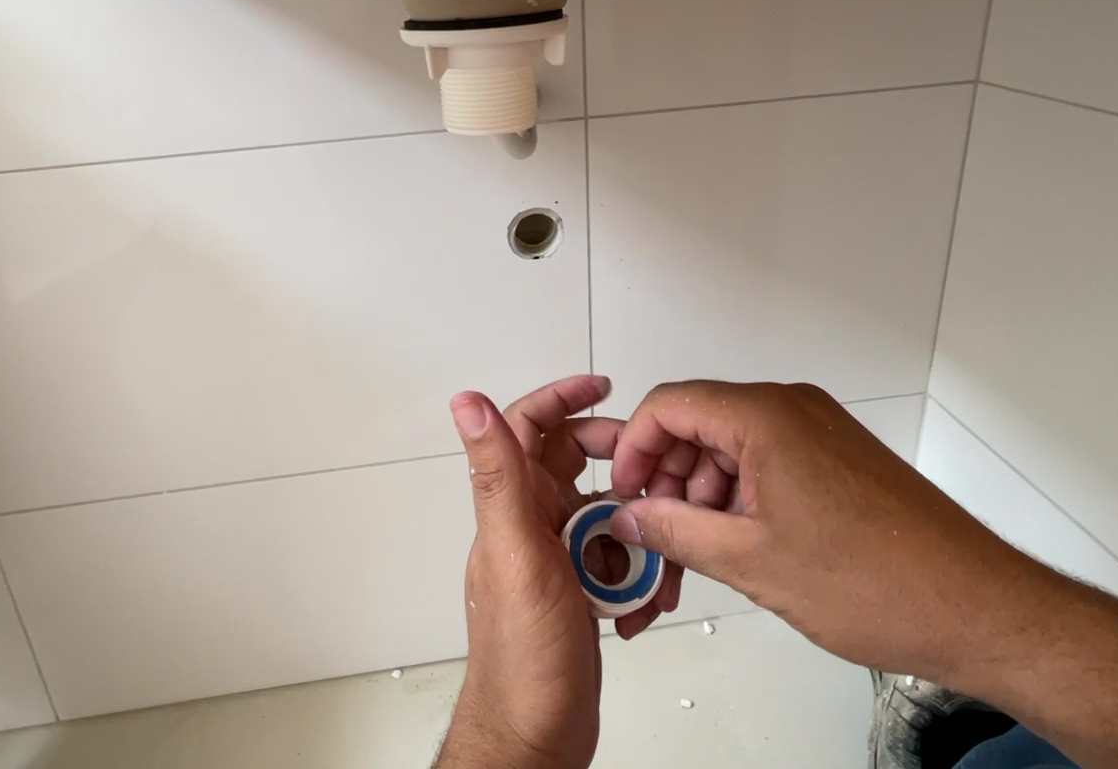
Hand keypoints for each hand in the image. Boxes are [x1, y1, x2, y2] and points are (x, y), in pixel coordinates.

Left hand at [436, 375, 675, 768]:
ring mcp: (559, 550)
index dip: (563, 396)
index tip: (603, 385)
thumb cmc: (522, 657)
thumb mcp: (517, 552)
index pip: (529, 423)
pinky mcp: (582, 582)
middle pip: (580, 460)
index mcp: (512, 502)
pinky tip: (641, 603)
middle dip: (620, 464)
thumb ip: (497, 475)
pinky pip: (621, 554)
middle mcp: (532, 519)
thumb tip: (466, 402)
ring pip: (610, 509)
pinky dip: (639, 570)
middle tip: (649, 478)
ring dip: (639, 530)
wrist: (538, 736)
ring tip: (651, 565)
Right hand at [606, 381, 1051, 687]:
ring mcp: (817, 429)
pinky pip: (765, 459)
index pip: (668, 405)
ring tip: (701, 550)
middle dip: (669, 476)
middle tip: (659, 533)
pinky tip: (741, 543)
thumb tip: (628, 516)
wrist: (981, 609)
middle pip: (698, 422)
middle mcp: (790, 407)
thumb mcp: (751, 562)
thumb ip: (674, 531)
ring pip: (730, 444)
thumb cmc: (873, 582)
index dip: (633, 449)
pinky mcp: (836, 455)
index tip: (624, 496)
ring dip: (704, 491)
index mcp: (764, 415)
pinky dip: (740, 494)